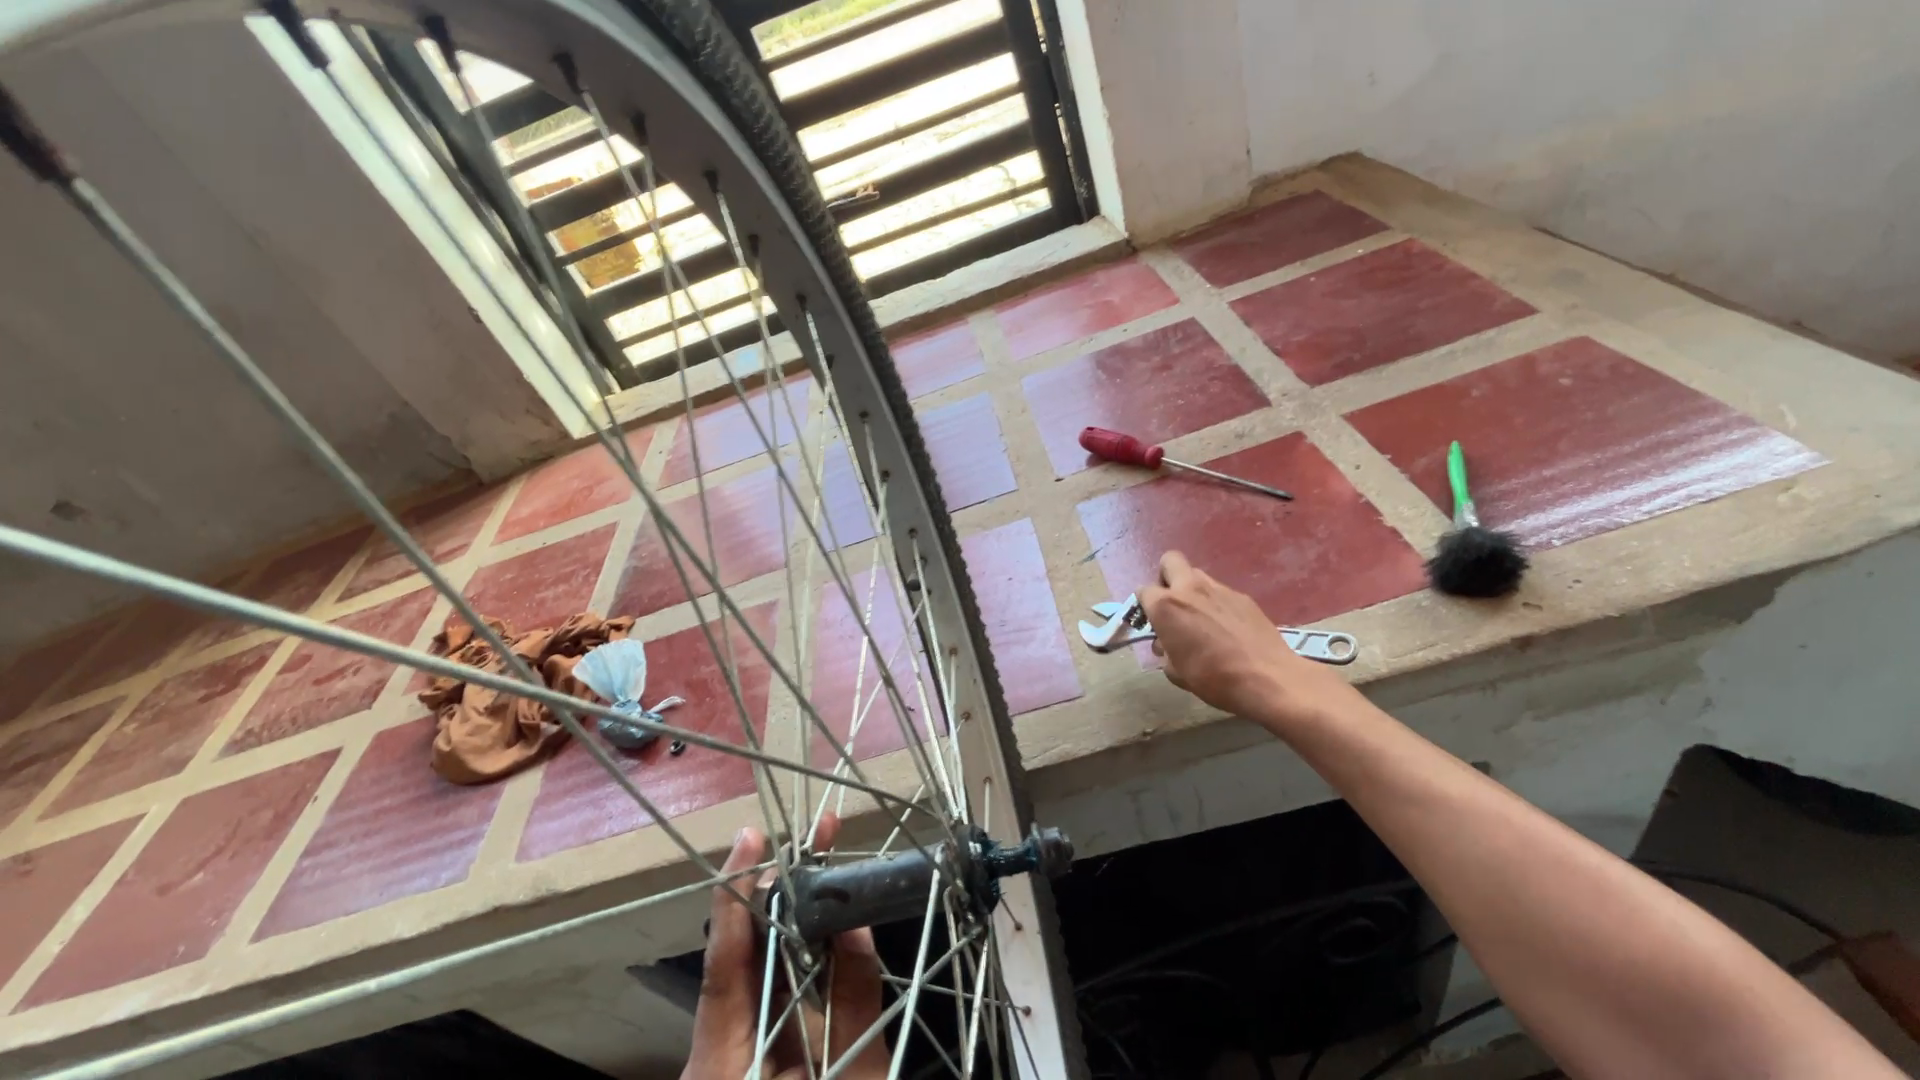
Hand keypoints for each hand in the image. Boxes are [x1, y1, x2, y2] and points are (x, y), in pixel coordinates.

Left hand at [681, 815, 888, 1079]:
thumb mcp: (854, 1078)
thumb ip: (853, 1005)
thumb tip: (857, 928)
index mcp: (724, 1063)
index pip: (726, 962)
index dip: (739, 895)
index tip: (754, 839)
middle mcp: (712, 1056)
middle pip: (738, 958)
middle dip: (776, 894)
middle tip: (815, 841)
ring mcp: (723, 1060)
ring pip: (750, 976)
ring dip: (788, 923)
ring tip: (823, 871)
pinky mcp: (739, 1064)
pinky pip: (761, 999)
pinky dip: (792, 962)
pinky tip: (821, 934)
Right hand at [1141, 550, 1358, 731]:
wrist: (1266, 677)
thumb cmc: (1213, 677)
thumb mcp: (1176, 672)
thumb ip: (1165, 650)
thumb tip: (1168, 643)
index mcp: (1166, 606)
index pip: (1143, 591)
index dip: (1145, 606)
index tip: (1153, 622)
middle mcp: (1190, 588)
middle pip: (1170, 561)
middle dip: (1166, 578)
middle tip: (1173, 605)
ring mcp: (1220, 589)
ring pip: (1197, 575)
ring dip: (1193, 590)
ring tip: (1201, 619)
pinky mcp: (1243, 597)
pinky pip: (1221, 592)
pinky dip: (1217, 604)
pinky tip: (1227, 628)